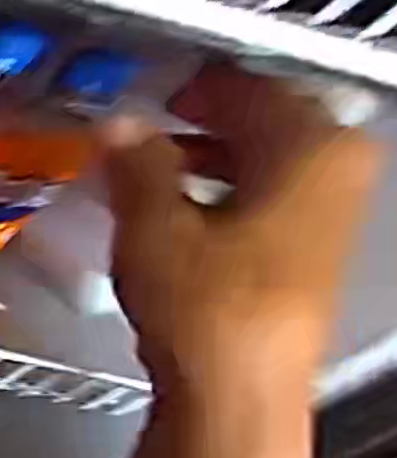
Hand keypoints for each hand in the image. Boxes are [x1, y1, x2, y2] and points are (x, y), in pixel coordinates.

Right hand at [101, 65, 380, 396]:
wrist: (238, 375)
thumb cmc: (201, 298)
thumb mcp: (154, 230)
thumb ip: (138, 171)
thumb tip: (117, 124)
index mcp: (311, 151)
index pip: (256, 90)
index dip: (204, 84)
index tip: (161, 82)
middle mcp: (338, 167)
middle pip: (272, 120)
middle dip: (208, 116)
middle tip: (151, 118)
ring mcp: (328, 206)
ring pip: (268, 156)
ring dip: (209, 152)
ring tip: (150, 161)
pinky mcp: (305, 241)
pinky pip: (265, 188)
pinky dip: (220, 183)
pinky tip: (176, 203)